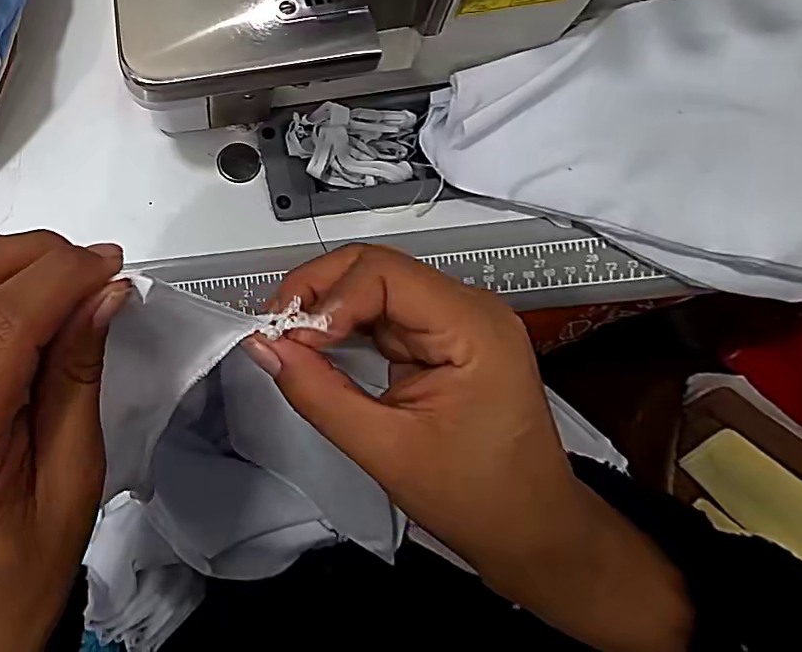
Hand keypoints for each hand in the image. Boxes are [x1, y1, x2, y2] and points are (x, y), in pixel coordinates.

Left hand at [0, 232, 131, 651]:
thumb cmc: (24, 559)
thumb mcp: (75, 477)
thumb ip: (80, 374)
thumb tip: (102, 291)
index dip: (58, 280)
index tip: (109, 266)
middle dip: (36, 255)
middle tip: (93, 266)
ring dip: (2, 251)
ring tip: (58, 269)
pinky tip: (12, 277)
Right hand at [244, 244, 691, 651]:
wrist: (535, 535)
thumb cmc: (480, 501)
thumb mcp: (387, 452)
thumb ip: (319, 394)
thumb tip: (265, 348)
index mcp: (471, 325)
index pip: (383, 273)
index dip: (328, 297)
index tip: (291, 338)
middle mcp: (465, 306)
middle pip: (374, 266)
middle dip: (317, 291)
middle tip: (277, 328)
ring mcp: (452, 317)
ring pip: (370, 282)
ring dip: (324, 305)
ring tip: (288, 337)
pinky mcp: (437, 333)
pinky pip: (378, 309)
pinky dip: (341, 322)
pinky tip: (316, 344)